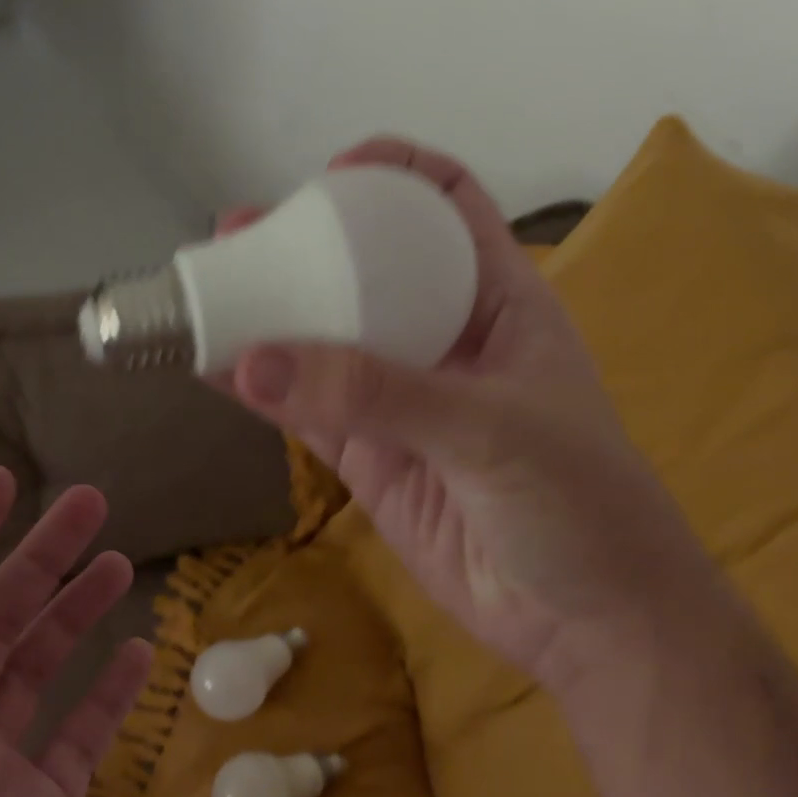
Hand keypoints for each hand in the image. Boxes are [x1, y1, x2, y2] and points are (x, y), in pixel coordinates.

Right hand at [222, 139, 721, 683]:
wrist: (589, 621)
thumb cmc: (579, 502)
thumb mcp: (491, 429)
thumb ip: (376, 394)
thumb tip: (255, 358)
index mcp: (502, 304)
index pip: (450, 211)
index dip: (396, 177)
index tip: (330, 175)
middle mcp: (449, 343)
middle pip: (370, 273)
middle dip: (308, 249)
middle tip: (236, 235)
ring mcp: (405, 405)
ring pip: (328, 345)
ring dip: (273, 319)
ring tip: (207, 290)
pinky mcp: (372, 464)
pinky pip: (310, 417)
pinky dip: (265, 393)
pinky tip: (218, 369)